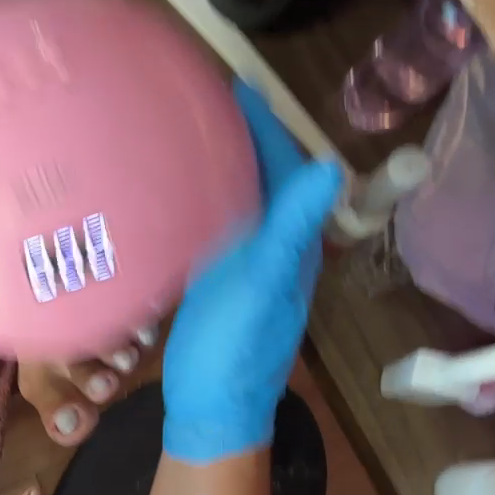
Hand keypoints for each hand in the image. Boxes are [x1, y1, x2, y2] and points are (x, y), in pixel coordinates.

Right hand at [161, 82, 342, 463]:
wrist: (211, 409)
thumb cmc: (234, 351)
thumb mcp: (262, 289)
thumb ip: (290, 231)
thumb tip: (328, 163)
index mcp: (287, 242)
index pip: (282, 168)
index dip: (263, 126)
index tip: (232, 86)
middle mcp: (269, 247)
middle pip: (260, 180)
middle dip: (238, 138)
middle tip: (198, 103)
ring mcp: (239, 267)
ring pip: (234, 204)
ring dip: (215, 169)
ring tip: (180, 138)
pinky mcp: (210, 285)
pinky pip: (208, 231)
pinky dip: (193, 206)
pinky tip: (167, 200)